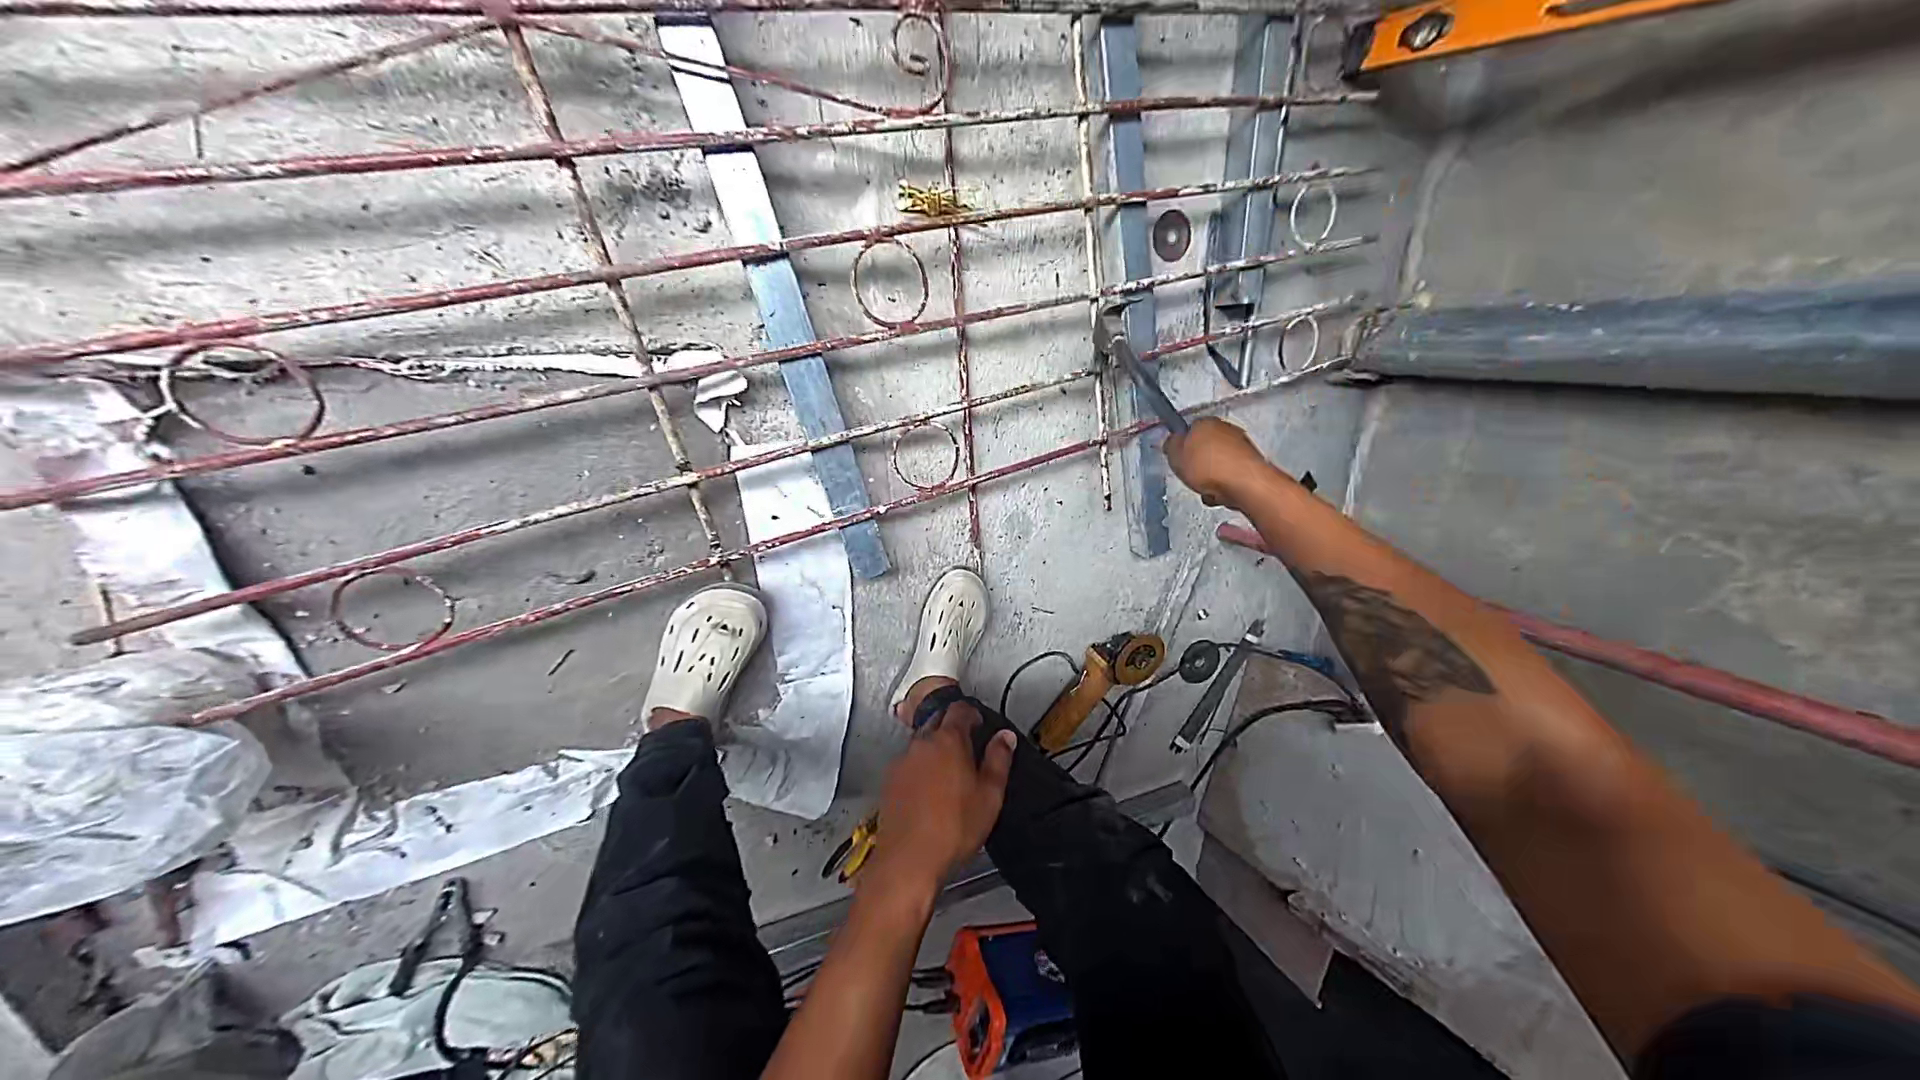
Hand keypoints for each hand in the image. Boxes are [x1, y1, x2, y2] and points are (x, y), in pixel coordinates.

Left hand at [866, 702, 1014, 890]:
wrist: (909, 860)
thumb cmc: (951, 830)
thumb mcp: (990, 794)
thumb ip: (999, 759)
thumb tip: (1004, 739)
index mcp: (948, 741)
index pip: (960, 710)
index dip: (972, 713)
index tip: (979, 722)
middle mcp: (921, 744)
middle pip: (938, 722)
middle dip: (953, 728)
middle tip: (969, 747)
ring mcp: (902, 762)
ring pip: (922, 744)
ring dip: (936, 750)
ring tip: (952, 775)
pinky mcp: (891, 781)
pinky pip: (909, 764)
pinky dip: (921, 769)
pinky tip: (931, 792)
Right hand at [1164, 416, 1270, 507]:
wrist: (1244, 484)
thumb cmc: (1212, 467)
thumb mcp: (1175, 456)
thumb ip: (1171, 446)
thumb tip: (1171, 443)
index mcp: (1205, 422)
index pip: (1188, 430)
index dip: (1181, 446)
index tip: (1177, 457)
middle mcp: (1226, 429)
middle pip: (1204, 447)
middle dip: (1197, 463)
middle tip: (1190, 475)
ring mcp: (1241, 446)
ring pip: (1218, 463)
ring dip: (1211, 476)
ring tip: (1206, 488)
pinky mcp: (1251, 464)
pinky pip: (1230, 475)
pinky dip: (1224, 485)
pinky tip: (1220, 493)